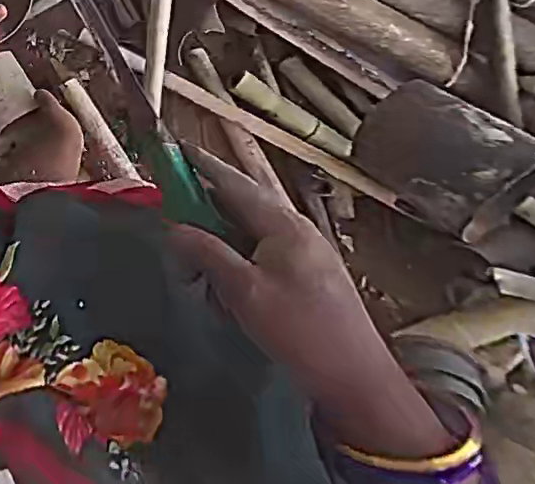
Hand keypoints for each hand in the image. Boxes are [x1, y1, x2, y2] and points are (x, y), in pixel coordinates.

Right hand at [168, 145, 455, 459]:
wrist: (362, 387)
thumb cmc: (301, 331)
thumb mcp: (243, 290)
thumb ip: (204, 250)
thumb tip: (172, 227)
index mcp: (283, 225)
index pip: (233, 182)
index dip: (202, 163)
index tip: (175, 147)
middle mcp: (296, 230)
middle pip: (239, 203)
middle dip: (203, 208)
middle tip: (173, 215)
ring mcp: (305, 252)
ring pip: (247, 230)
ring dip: (217, 240)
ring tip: (197, 263)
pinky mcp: (307, 275)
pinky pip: (259, 251)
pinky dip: (235, 258)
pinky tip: (225, 284)